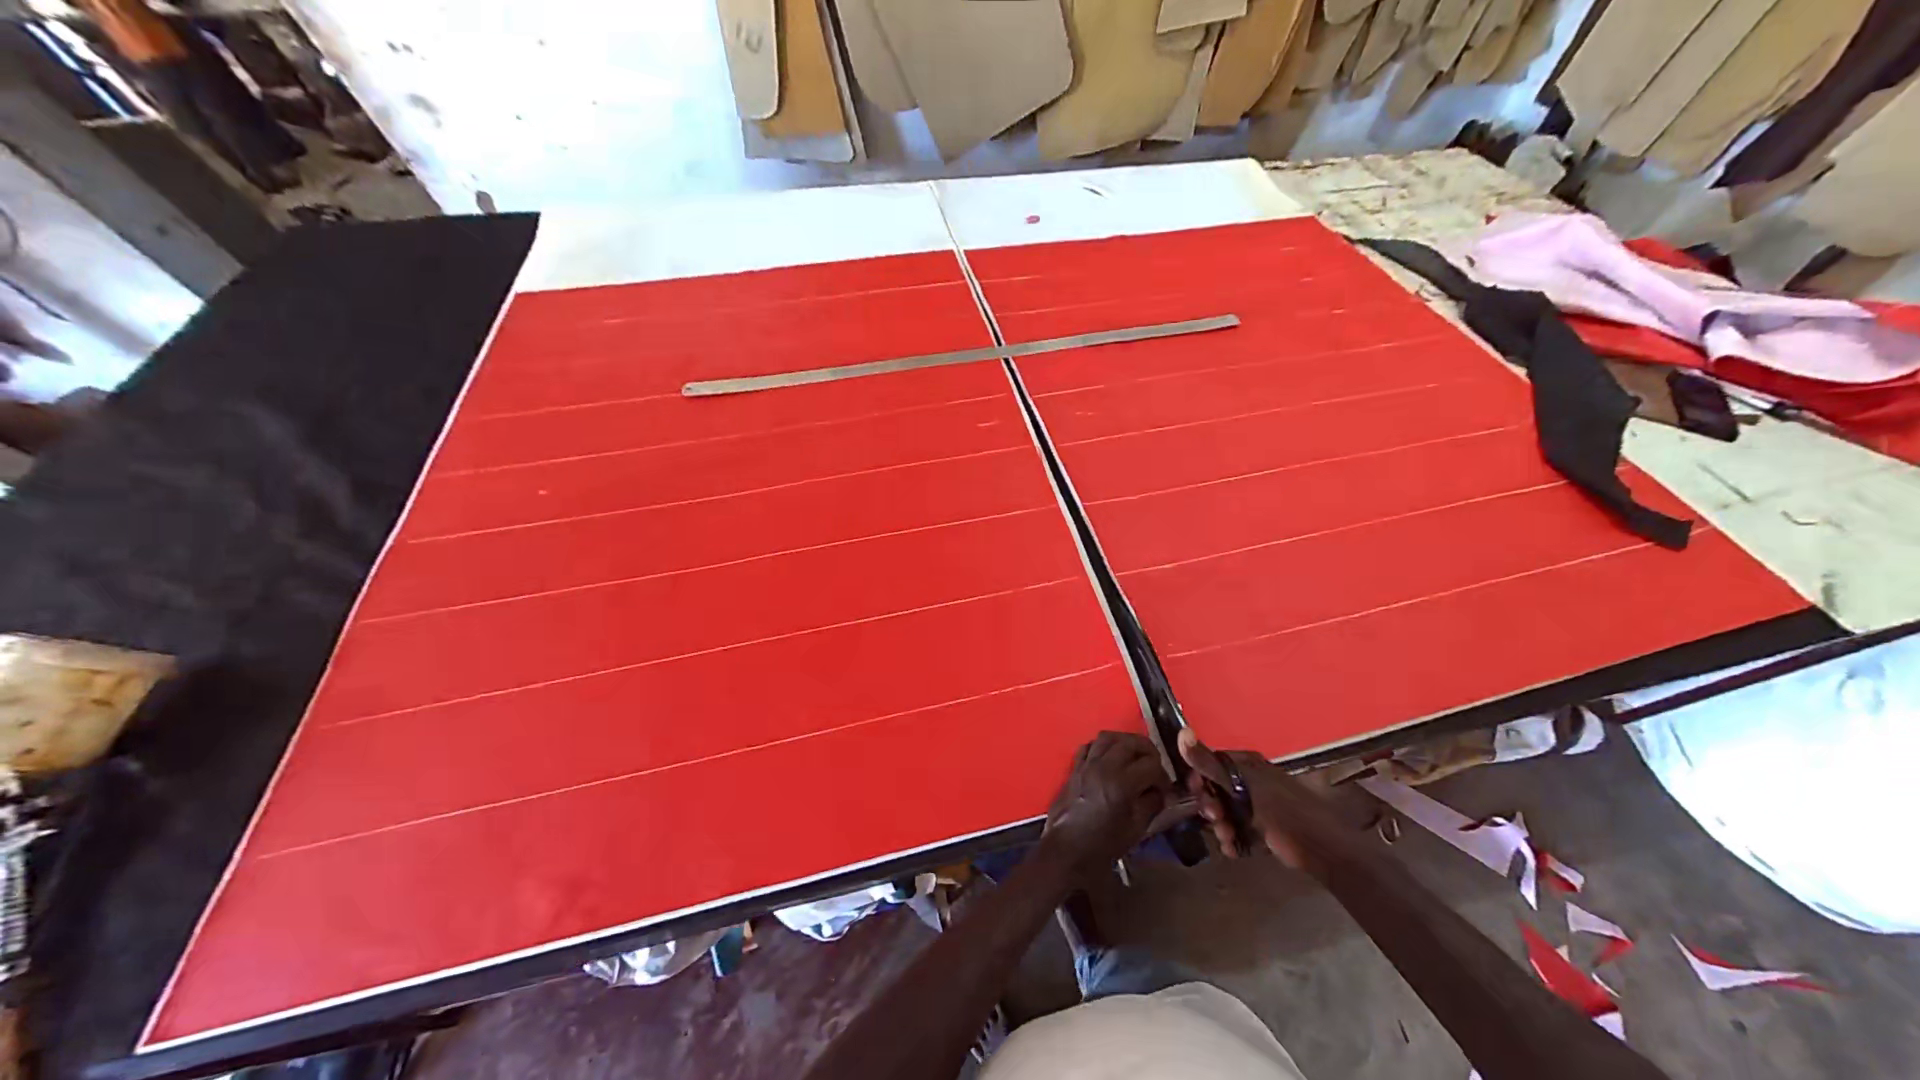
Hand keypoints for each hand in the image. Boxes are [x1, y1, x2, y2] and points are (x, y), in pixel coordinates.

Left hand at [1040, 732, 1176, 878]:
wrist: (1069, 849)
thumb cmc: (1105, 843)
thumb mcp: (1136, 828)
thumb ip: (1151, 804)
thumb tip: (1160, 791)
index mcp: (1122, 783)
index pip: (1151, 764)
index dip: (1162, 776)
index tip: (1164, 788)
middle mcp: (1104, 767)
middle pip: (1130, 742)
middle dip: (1147, 750)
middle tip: (1153, 765)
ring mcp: (1086, 764)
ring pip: (1107, 737)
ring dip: (1124, 742)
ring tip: (1132, 756)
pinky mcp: (1074, 768)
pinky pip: (1088, 746)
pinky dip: (1101, 747)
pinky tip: (1108, 759)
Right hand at [1177, 729, 1344, 871]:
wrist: (1322, 848)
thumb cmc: (1282, 810)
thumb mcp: (1242, 785)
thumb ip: (1210, 763)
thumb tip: (1182, 732)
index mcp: (1246, 765)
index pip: (1209, 765)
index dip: (1199, 780)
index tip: (1196, 794)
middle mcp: (1250, 782)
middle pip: (1215, 792)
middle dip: (1211, 808)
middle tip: (1216, 820)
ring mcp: (1257, 807)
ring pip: (1224, 815)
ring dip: (1220, 828)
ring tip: (1228, 838)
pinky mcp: (1262, 830)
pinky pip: (1237, 832)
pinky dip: (1233, 841)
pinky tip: (1234, 850)